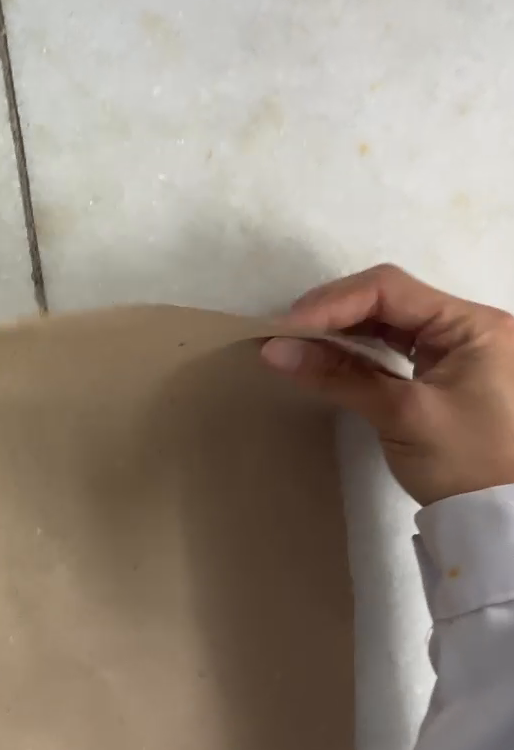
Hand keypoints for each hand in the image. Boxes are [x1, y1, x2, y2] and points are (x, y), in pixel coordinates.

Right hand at [261, 264, 513, 504]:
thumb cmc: (474, 460)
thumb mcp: (401, 414)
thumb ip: (336, 374)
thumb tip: (270, 348)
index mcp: (478, 327)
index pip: (387, 289)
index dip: (329, 302)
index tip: (284, 330)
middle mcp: (475, 328)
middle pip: (383, 297)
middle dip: (327, 313)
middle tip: (283, 338)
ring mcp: (463, 348)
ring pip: (383, 318)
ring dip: (336, 329)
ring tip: (297, 347)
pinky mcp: (447, 369)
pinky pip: (391, 341)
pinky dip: (353, 346)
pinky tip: (327, 358)